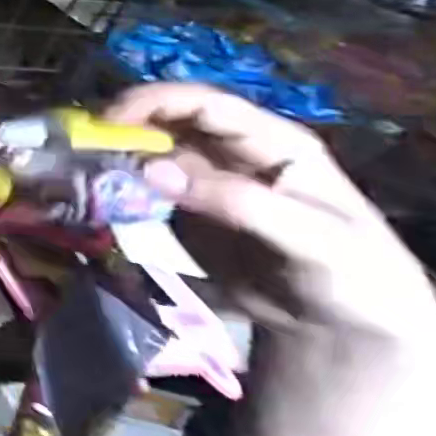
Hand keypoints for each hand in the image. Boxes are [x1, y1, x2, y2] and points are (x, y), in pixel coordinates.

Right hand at [106, 83, 435, 357]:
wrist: (347, 333)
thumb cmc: (350, 278)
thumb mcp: (309, 240)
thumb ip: (235, 202)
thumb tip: (150, 168)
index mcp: (273, 141)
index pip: (204, 103)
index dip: (154, 102)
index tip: (107, 120)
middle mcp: (233, 149)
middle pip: (169, 117)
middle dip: (125, 122)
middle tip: (87, 142)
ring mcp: (206, 176)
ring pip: (151, 146)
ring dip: (117, 149)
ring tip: (85, 164)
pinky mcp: (185, 204)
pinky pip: (145, 180)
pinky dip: (118, 178)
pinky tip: (99, 186)